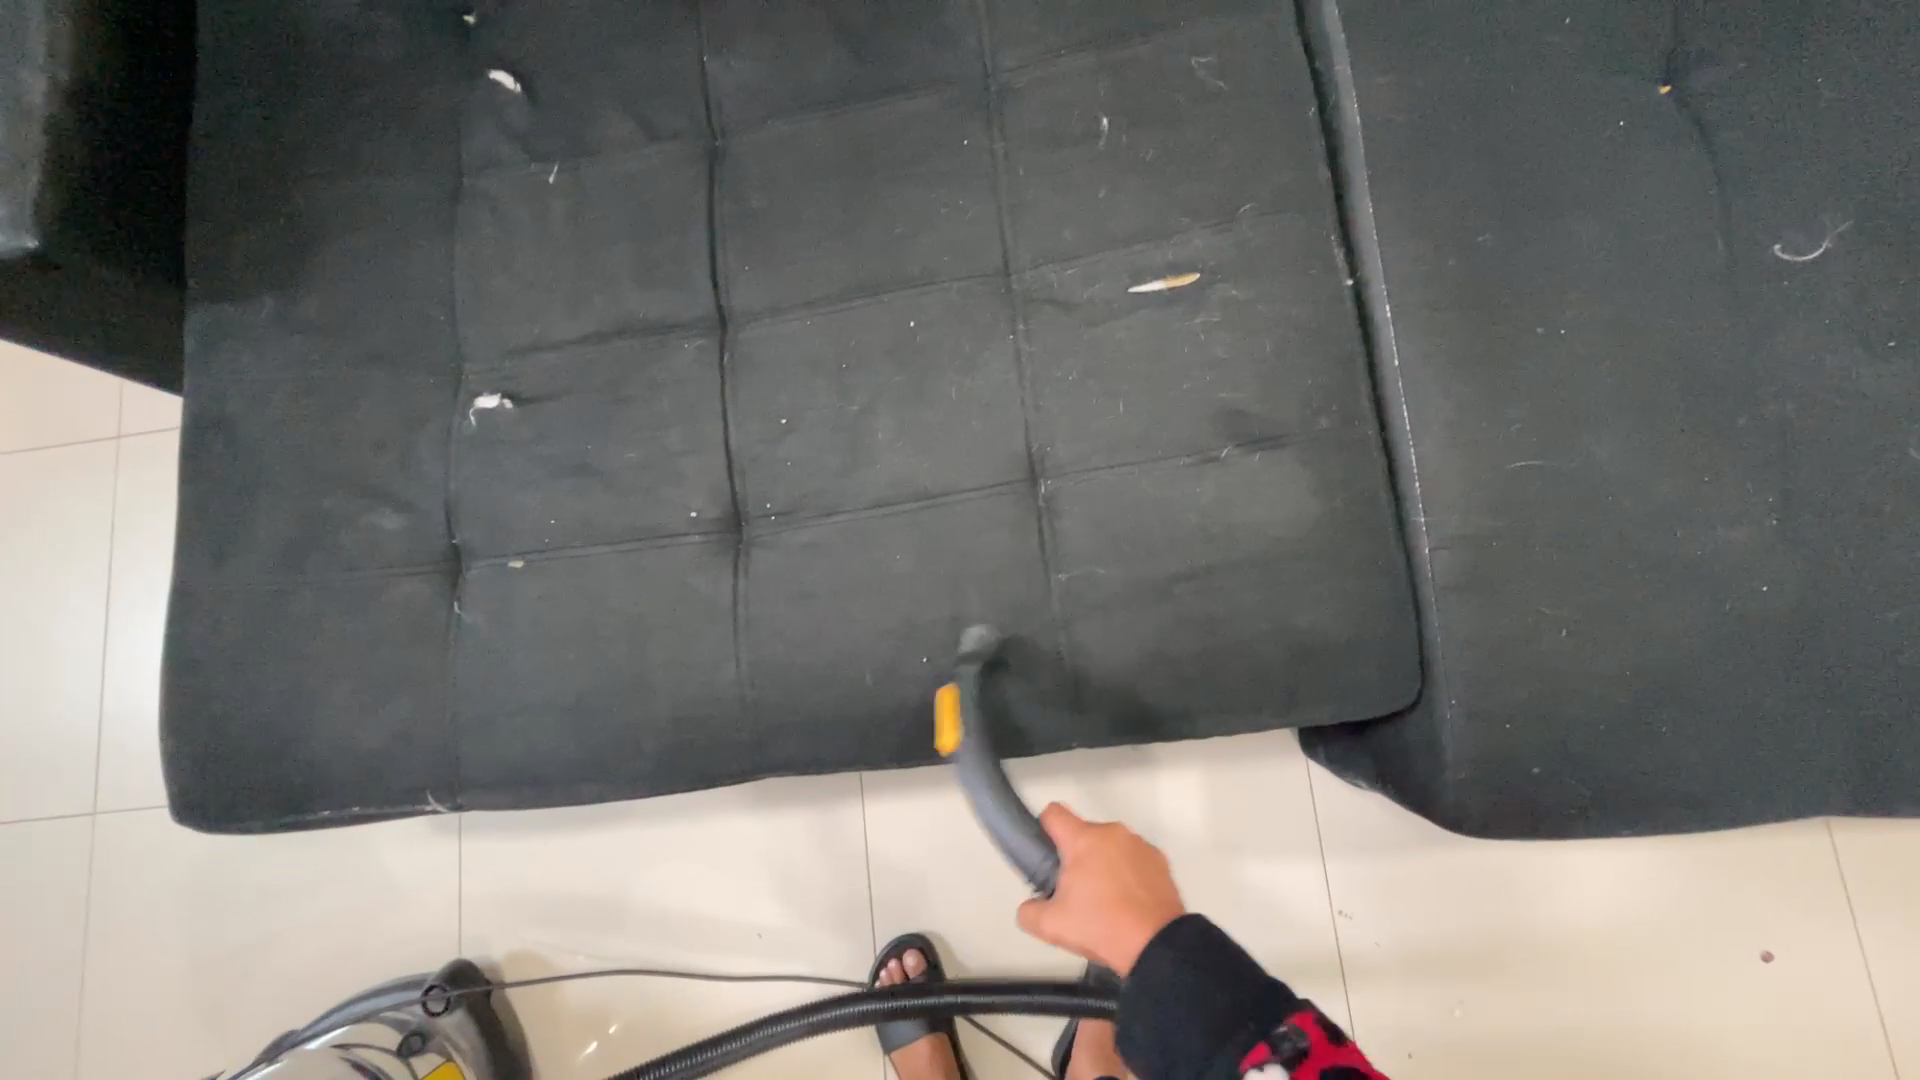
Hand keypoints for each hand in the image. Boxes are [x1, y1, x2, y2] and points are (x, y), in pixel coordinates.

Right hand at [1016, 803, 1186, 975]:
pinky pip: (1134, 858)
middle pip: (1083, 833)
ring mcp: (1139, 844)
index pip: (1053, 813)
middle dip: (1076, 857)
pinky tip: (1128, 902)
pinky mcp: (1160, 860)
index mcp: (1083, 840)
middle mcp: (1112, 833)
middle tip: (1076, 891)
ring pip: (1110, 845)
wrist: (1157, 946)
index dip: (1044, 828)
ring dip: (1103, 864)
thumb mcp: (1052, 926)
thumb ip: (1029, 912)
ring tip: (1105, 901)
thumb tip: (1030, 908)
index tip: (1046, 852)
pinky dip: (1128, 873)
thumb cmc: (1104, 928)